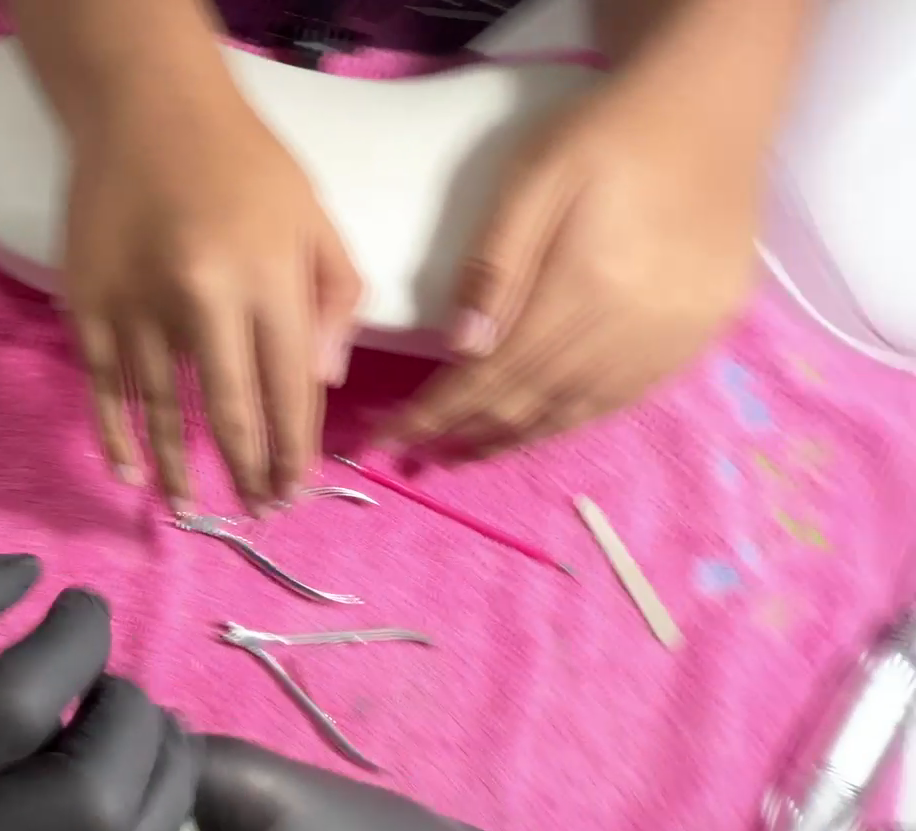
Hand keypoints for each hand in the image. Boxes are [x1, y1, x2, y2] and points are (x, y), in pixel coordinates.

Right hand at [66, 95, 362, 510]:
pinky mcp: (88, 311)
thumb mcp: (312, 215)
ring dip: (179, 468)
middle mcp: (200, 301)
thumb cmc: (239, 162)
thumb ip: (333, 297)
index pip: (288, 388)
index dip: (293, 449)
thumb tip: (322, 383)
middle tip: (256, 512)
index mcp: (267, 276)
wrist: (143, 111)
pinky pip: (103, 390)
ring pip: (160, 411)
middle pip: (228, 412)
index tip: (294, 490)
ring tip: (191, 509)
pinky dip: (113, 437)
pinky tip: (128, 475)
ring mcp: (136, 309)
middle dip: (248, 470)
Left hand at [389, 75, 762, 459]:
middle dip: (460, 433)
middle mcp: (636, 323)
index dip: (434, 414)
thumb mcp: (530, 186)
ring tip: (458, 457)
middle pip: (526, 402)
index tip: (387, 438)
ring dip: (507, 441)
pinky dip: (562, 423)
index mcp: (588, 285)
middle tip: (414, 456)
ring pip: (571, 413)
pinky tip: (526, 432)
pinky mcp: (700, 332)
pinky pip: (617, 400)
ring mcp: (675, 333)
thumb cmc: (602, 139)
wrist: (714, 102)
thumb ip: (493, 272)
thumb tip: (460, 350)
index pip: (488, 376)